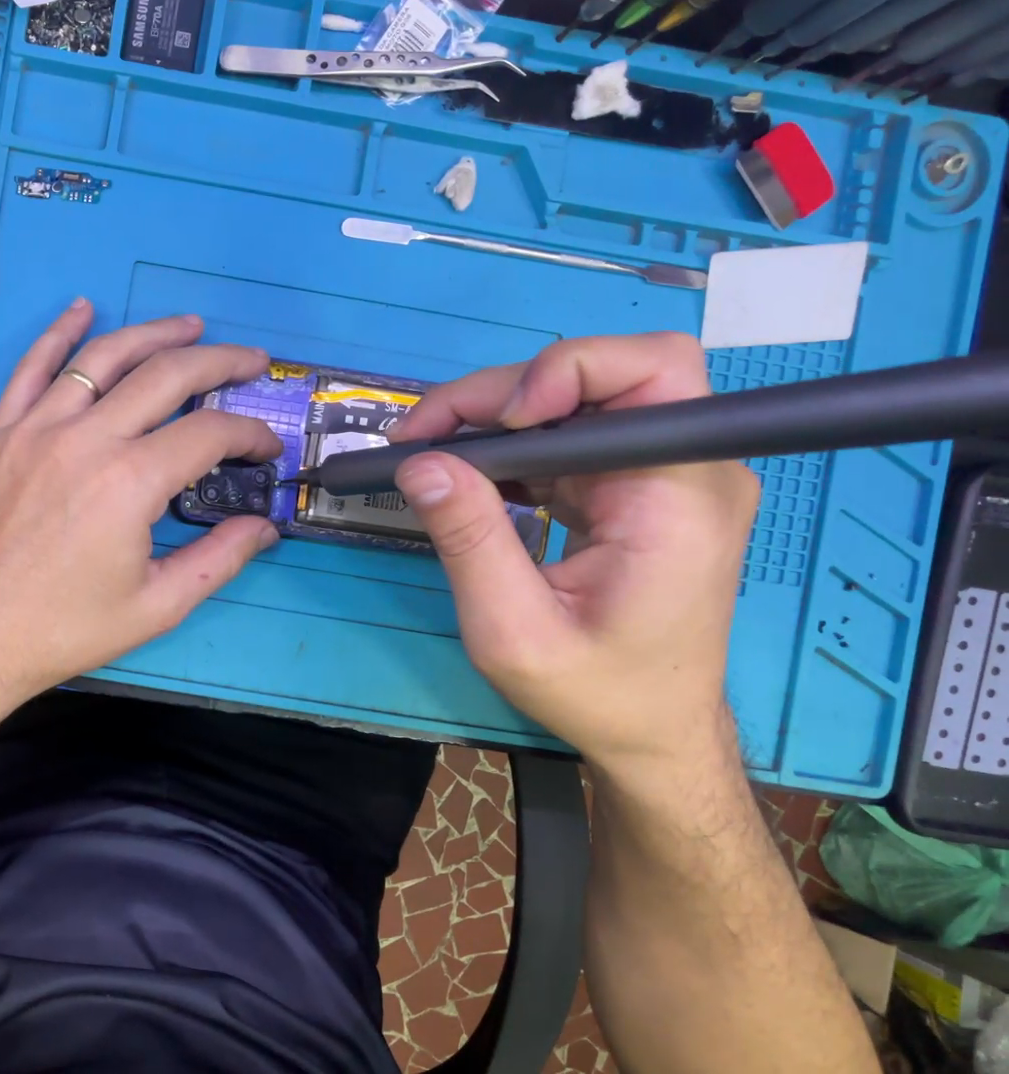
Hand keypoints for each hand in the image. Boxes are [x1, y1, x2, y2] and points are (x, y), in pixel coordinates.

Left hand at [0, 299, 281, 713]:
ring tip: (189, 326)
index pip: (207, 432)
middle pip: (165, 374)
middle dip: (219, 361)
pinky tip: (82, 310)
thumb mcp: (157, 607)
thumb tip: (265, 527)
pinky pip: (31, 368)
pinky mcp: (0, 435)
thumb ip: (219, 558)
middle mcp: (84, 440)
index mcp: (129, 483)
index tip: (263, 448)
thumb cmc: (66, 629)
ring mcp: (35, 430)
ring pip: (102, 358)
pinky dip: (58, 334)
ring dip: (153, 334)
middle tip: (250, 360)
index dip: (247, 434)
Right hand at [386, 333, 760, 776]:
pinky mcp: (632, 489)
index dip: (564, 369)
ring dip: (493, 418)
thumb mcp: (512, 631)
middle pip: (598, 376)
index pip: (651, 370)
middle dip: (500, 393)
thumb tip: (421, 463)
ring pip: (575, 400)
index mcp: (677, 496)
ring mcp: (660, 476)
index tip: (493, 424)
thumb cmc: (595, 694)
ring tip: (426, 451)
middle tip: (419, 436)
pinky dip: (509, 446)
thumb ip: (470, 542)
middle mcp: (684, 468)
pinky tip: (465, 475)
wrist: (652, 733)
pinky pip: (568, 438)